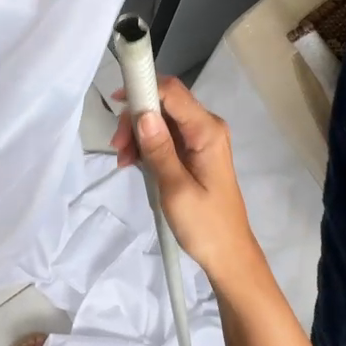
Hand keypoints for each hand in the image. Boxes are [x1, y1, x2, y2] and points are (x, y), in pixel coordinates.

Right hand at [111, 77, 266, 290]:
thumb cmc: (205, 226)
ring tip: (124, 161)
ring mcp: (201, 139)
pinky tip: (134, 163)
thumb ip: (159, 149)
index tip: (116, 103)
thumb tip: (142, 113)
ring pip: (161, 119)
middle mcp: (207, 126)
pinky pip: (165, 135)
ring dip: (138, 134)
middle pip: (164, 103)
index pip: (172, 91)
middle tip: (118, 147)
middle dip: (136, 118)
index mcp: (207, 131)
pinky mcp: (194, 151)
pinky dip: (147, 145)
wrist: (229, 257)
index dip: (143, 88)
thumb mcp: (176, 189)